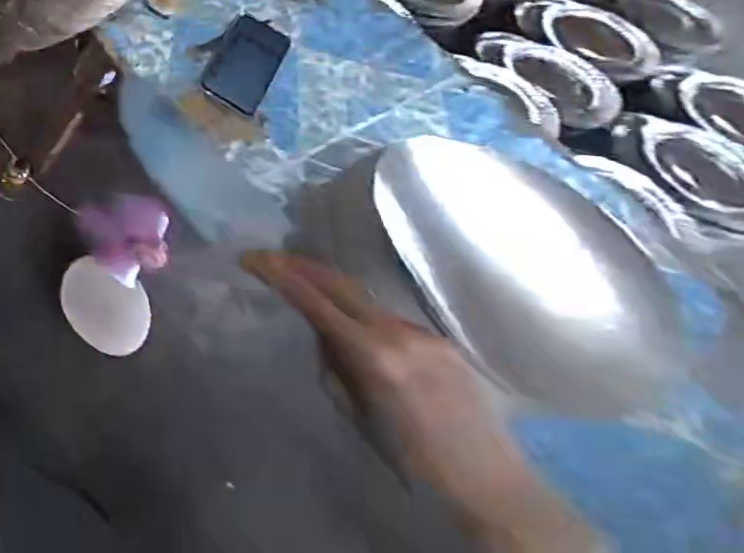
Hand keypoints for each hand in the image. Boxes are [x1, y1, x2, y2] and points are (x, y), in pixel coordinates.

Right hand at [241, 252, 597, 551]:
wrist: (492, 486)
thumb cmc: (411, 461)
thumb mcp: (355, 413)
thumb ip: (333, 364)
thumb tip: (318, 332)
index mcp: (371, 353)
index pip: (313, 298)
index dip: (278, 273)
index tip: (251, 258)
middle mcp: (397, 332)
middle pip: (338, 282)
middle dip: (300, 265)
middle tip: (269, 257)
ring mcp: (423, 333)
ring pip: (365, 300)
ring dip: (332, 290)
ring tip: (307, 290)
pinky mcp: (442, 341)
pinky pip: (391, 319)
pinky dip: (365, 317)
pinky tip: (359, 332)